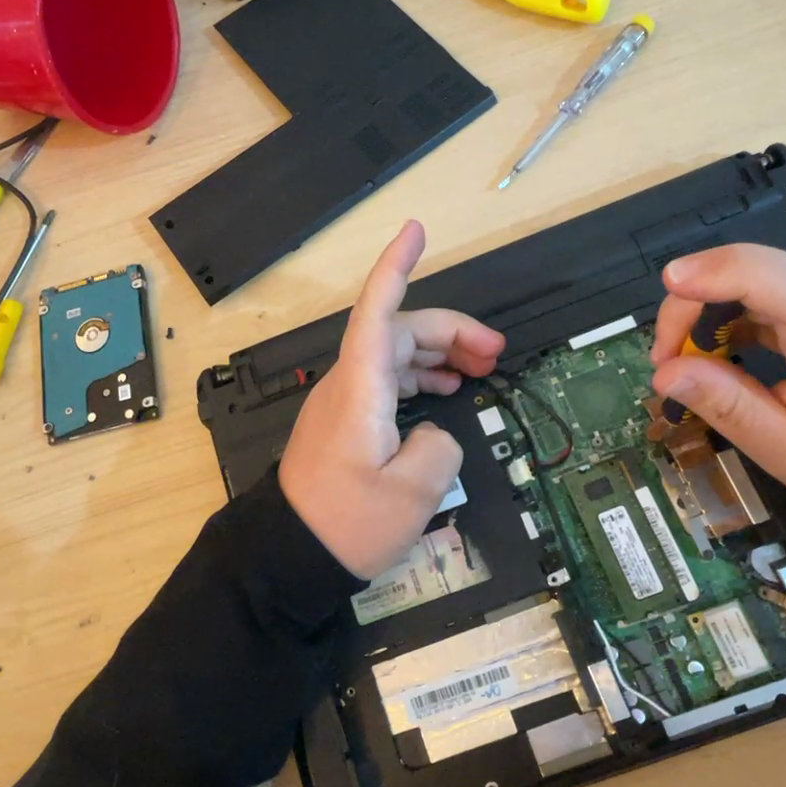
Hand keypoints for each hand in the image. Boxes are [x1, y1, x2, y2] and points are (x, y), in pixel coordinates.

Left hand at [279, 221, 506, 578]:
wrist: (289, 555)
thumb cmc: (347, 523)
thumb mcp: (412, 495)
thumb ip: (439, 450)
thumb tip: (435, 433)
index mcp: (361, 386)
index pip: (377, 310)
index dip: (395, 266)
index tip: (415, 230)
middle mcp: (349, 382)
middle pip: (399, 331)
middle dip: (450, 331)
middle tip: (496, 353)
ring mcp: (345, 400)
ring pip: (395, 354)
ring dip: (438, 353)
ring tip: (481, 368)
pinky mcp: (346, 421)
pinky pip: (387, 380)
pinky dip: (420, 376)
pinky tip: (445, 389)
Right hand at [649, 244, 785, 521]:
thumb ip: (728, 407)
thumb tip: (664, 372)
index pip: (773, 279)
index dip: (714, 273)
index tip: (666, 287)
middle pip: (753, 271)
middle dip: (694, 305)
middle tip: (665, 362)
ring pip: (757, 277)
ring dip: (708, 309)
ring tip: (687, 361)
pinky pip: (773, 290)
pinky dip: (733, 313)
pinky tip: (720, 351)